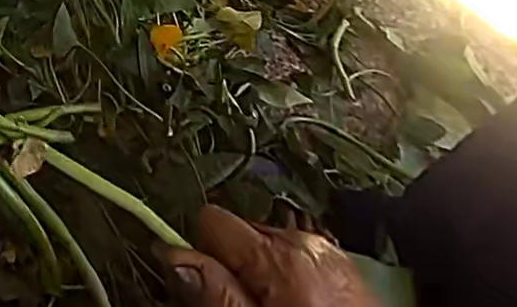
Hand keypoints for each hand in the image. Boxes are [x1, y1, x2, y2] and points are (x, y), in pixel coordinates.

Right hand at [158, 206, 378, 306]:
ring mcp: (331, 256)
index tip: (212, 295)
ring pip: (266, 246)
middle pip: (240, 230)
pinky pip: (296, 261)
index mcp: (282, 256)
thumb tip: (170, 255)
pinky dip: (287, 283)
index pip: (212, 221)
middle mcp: (306, 242)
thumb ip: (216, 296)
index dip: (203, 258)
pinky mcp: (346, 273)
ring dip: (260, 277)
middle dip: (234, 269)